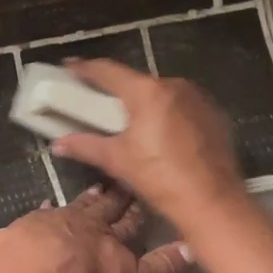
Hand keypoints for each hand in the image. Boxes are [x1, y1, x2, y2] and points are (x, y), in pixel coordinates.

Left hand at [0, 185, 193, 272]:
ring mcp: (57, 220)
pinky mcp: (31, 224)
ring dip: (86, 199)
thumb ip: (163, 267)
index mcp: (115, 237)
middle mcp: (88, 221)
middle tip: (120, 182)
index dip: (140, 211)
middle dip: (115, 196)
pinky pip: (43, 213)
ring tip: (94, 190)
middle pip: (104, 206)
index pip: (132, 222)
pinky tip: (47, 204)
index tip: (147, 193)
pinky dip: (47, 208)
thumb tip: (192, 248)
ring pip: (76, 205)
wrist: (37, 268)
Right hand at [50, 60, 245, 222]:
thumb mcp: (117, 160)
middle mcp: (173, 86)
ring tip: (130, 119)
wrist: (214, 204)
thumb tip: (57, 144)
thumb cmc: (160, 178)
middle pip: (136, 81)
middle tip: (98, 101)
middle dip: (116, 89)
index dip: (84, 68)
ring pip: (160, 93)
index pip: (107, 71)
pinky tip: (160, 133)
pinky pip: (182, 105)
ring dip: (143, 101)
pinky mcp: (214, 114)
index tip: (69, 67)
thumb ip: (84, 146)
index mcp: (146, 91)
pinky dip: (166, 112)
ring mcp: (198, 98)